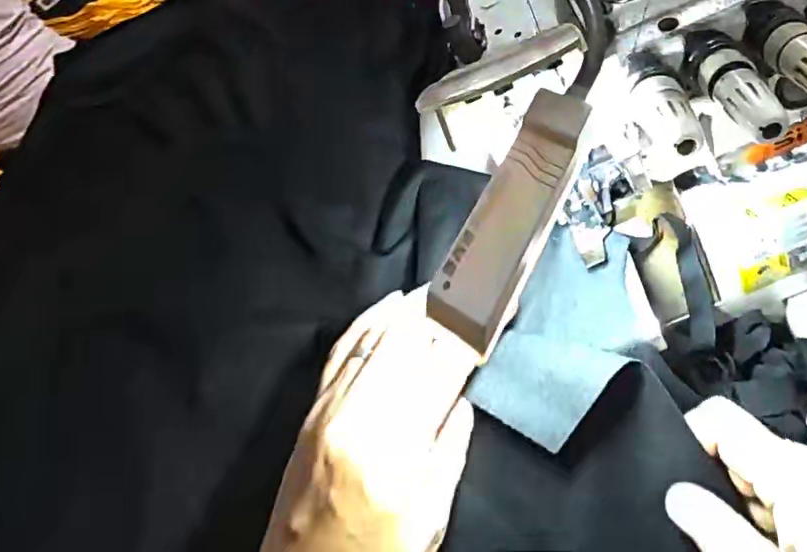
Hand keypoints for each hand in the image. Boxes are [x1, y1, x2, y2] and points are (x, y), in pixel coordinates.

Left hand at [261, 288, 479, 551]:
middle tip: (469, 287)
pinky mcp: (313, 406)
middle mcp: (361, 417)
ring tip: (437, 288)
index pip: (444, 370)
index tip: (493, 310)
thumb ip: (450, 452)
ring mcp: (332, 406)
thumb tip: (461, 398)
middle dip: (443, 310)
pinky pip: (344, 347)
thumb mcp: (429, 519)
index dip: (473, 334)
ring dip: (410, 306)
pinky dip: (368, 318)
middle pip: (409, 340)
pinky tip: (388, 303)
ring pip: (376, 335)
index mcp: (398, 451)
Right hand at [666, 397, 806, 551]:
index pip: (719, 417)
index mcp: (805, 470)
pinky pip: (804, 495)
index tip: (676, 481)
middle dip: (725, 488)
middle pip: (747, 448)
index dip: (687, 441)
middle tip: (724, 538)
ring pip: (774, 476)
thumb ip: (716, 528)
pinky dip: (786, 521)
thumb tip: (679, 494)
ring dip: (756, 511)